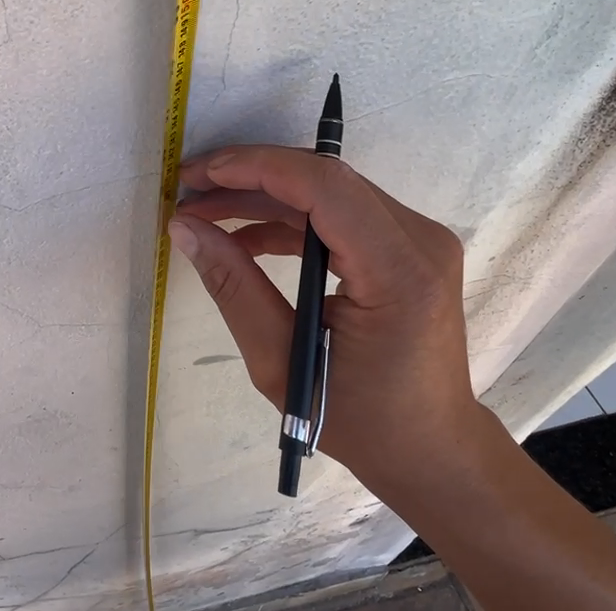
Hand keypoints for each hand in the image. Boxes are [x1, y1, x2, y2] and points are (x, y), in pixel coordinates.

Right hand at [172, 146, 481, 484]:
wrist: (431, 447)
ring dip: (263, 194)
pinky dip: (287, 215)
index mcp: (399, 273)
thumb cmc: (362, 420)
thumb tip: (184, 227)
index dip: (255, 168)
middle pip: (324, 180)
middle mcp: (420, 241)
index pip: (325, 188)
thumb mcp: (280, 363)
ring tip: (205, 211)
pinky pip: (338, 211)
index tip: (198, 176)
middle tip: (188, 190)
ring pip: (327, 189)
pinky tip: (243, 236)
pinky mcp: (406, 244)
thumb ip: (233, 287)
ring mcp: (418, 238)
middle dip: (248, 176)